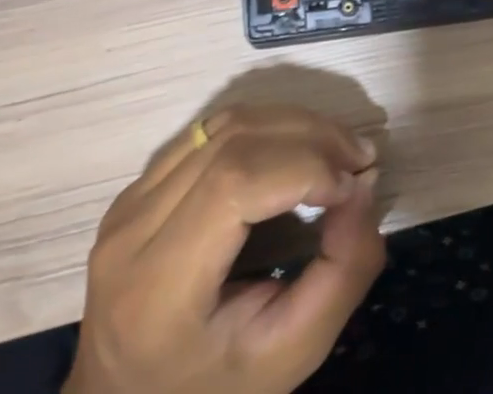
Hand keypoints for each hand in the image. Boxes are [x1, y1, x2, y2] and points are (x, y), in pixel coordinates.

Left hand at [63, 106, 383, 393]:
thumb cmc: (217, 384)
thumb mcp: (296, 350)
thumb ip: (343, 272)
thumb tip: (362, 188)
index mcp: (159, 285)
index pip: (232, 182)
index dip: (304, 167)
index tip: (355, 188)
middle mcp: (132, 230)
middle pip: (231, 141)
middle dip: (312, 137)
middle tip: (363, 161)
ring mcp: (129, 203)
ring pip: (223, 124)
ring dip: (294, 124)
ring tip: (340, 154)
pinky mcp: (139, 188)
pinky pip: (211, 133)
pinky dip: (267, 129)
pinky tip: (299, 153)